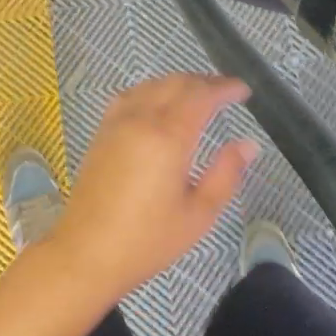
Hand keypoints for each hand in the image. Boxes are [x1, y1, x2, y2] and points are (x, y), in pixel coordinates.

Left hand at [45, 73, 259, 297]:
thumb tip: (248, 144)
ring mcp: (118, 122)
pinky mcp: (102, 131)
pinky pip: (131, 95)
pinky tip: (158, 102)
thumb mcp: (199, 214)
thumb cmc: (148, 240)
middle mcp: (141, 119)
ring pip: (153, 84)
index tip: (244, 90)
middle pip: (177, 83)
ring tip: (198, 95)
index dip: (225, 88)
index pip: (201, 96)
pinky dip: (152, 89)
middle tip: (227, 92)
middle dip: (205, 82)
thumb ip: (226, 173)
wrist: (87, 252)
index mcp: (168, 136)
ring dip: (179, 83)